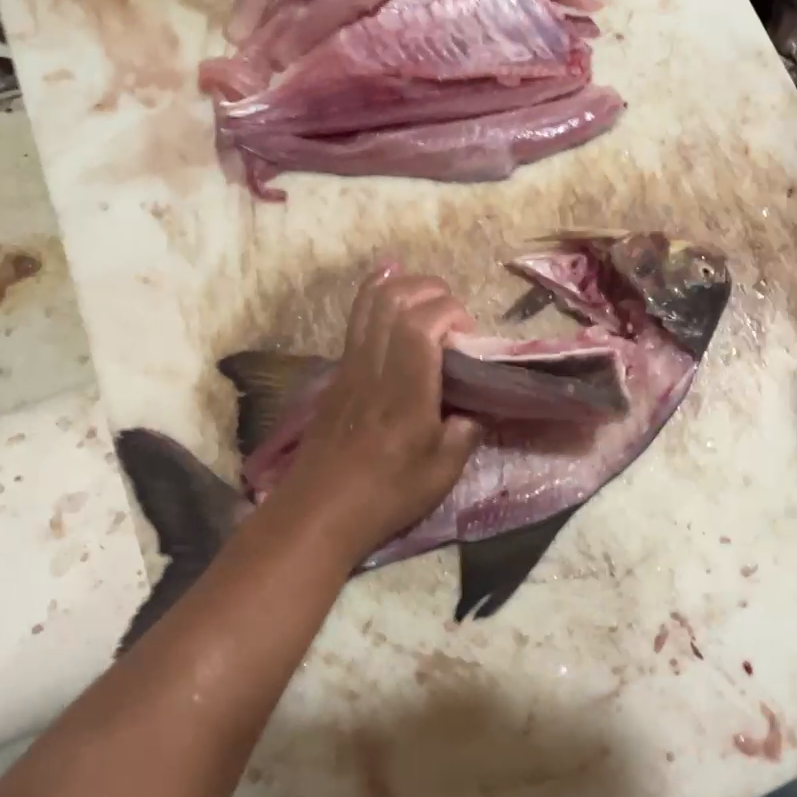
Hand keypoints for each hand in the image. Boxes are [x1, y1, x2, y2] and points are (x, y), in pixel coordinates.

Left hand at [270, 267, 483, 560]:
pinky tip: (390, 284)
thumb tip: (478, 408)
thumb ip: (467, 432)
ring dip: (402, 285)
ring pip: (370, 303)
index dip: (450, 311)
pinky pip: (357, 319)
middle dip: (431, 290)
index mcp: (405, 392)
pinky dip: (376, 294)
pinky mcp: (338, 374)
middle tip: (456, 313)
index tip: (470, 332)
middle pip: (394, 301)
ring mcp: (351, 367)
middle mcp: (375, 368)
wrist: (317, 512)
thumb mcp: (442, 472)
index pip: (422, 324)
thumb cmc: (386, 495)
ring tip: (428, 289)